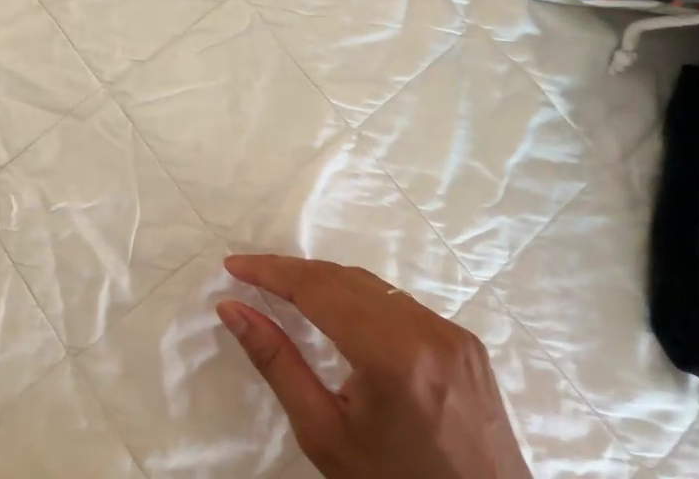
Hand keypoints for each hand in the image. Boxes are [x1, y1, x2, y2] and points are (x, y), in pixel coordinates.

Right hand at [218, 255, 531, 478]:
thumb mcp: (322, 432)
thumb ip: (276, 363)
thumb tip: (231, 308)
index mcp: (392, 354)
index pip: (318, 288)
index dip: (270, 271)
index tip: (233, 266)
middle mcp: (428, 332)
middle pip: (343, 278)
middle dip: (292, 271)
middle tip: (249, 274)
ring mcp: (453, 335)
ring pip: (372, 285)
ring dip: (324, 280)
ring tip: (284, 289)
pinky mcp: (466, 344)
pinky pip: (399, 302)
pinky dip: (358, 297)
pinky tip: (338, 311)